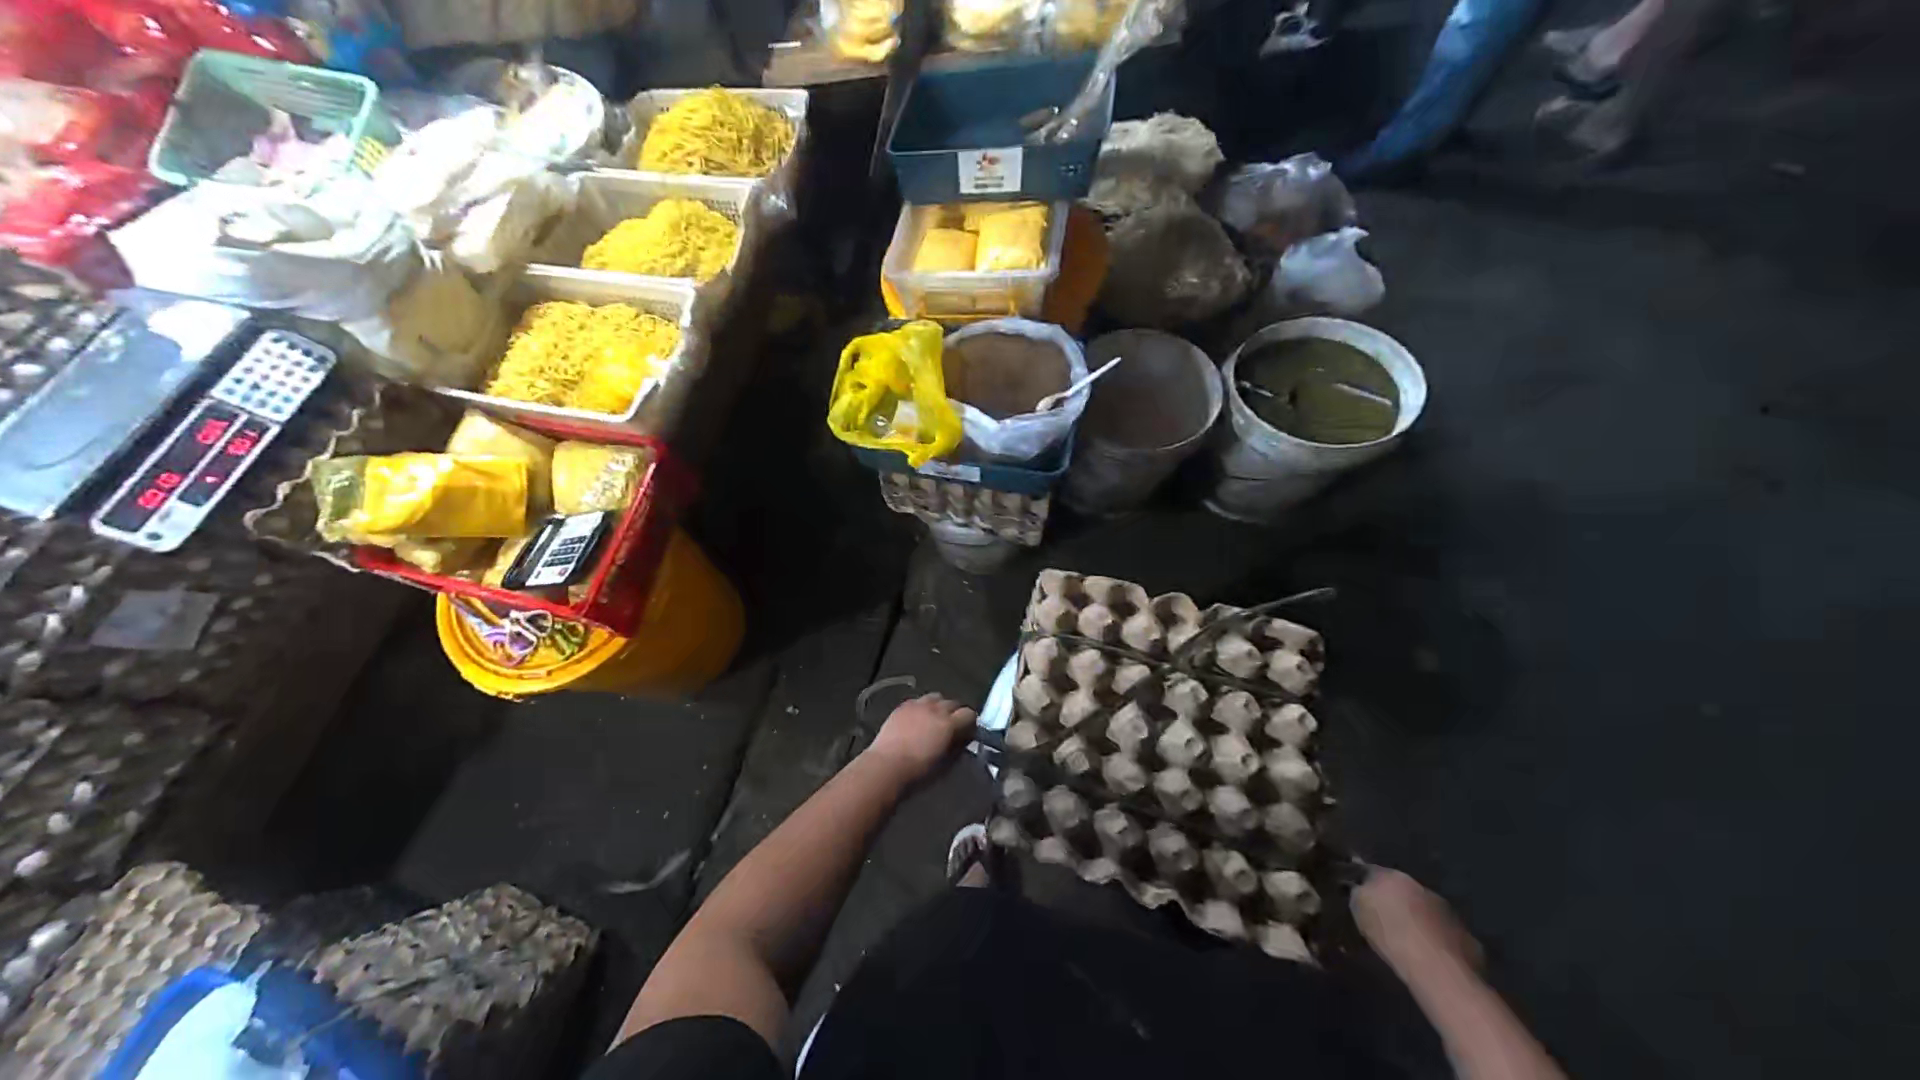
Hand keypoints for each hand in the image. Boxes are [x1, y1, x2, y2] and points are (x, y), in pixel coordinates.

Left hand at [866, 693, 977, 780]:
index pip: (969, 714)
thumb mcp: (946, 764)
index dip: (970, 723)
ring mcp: (917, 705)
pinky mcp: (902, 707)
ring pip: (935, 697)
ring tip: (934, 719)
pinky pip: (918, 701)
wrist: (886, 766)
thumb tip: (963, 738)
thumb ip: (957, 747)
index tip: (967, 732)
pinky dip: (922, 707)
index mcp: (949, 724)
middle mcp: (935, 709)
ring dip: (939, 706)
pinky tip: (917, 719)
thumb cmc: (919, 771)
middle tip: (951, 727)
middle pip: (953, 702)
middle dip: (955, 713)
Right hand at [1351, 866, 1482, 972]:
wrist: (1440, 970)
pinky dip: (1435, 938)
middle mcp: (1420, 886)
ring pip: (1425, 909)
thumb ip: (1358, 894)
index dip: (1362, 881)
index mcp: (1391, 876)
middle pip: (1401, 889)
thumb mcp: (1359, 912)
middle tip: (1384, 917)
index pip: (1370, 870)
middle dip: (1393, 900)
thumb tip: (1359, 889)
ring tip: (1408, 938)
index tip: (1355, 891)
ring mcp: (1447, 910)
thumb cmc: (1392, 936)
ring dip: (1417, 918)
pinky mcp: (1466, 935)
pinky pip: (1443, 932)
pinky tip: (1429, 954)